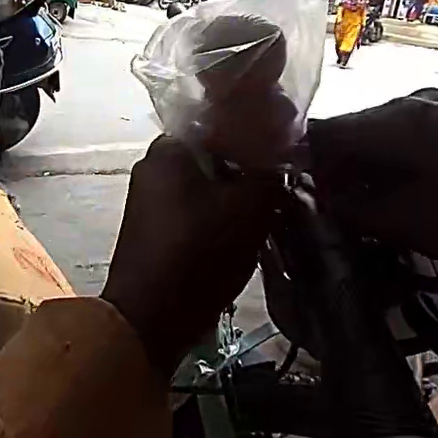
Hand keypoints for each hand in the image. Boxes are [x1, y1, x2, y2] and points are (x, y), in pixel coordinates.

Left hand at [100, 136, 278, 374]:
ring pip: (205, 183)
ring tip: (270, 207)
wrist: (152, 316)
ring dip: (236, 193)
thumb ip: (270, 174)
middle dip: (248, 166)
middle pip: (212, 153)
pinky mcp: (155, 226)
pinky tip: (246, 230)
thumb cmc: (199, 251)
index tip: (286, 146)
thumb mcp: (249, 208)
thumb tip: (280, 161)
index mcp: (168, 149)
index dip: (256, 130)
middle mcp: (153, 166)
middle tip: (282, 181)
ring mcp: (150, 198)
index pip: (218, 121)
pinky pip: (195, 208)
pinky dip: (219, 214)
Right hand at [306, 89, 437, 318]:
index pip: (319, 133)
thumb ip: (356, 208)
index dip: (297, 167)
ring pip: (380, 137)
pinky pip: (412, 139)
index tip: (292, 202)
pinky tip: (414, 199)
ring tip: (375, 214)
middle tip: (334, 216)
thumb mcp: (418, 225)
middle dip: (334, 173)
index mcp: (395, 120)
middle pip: (349, 133)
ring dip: (368, 172)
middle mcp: (414, 101)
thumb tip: (316, 199)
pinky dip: (399, 167)